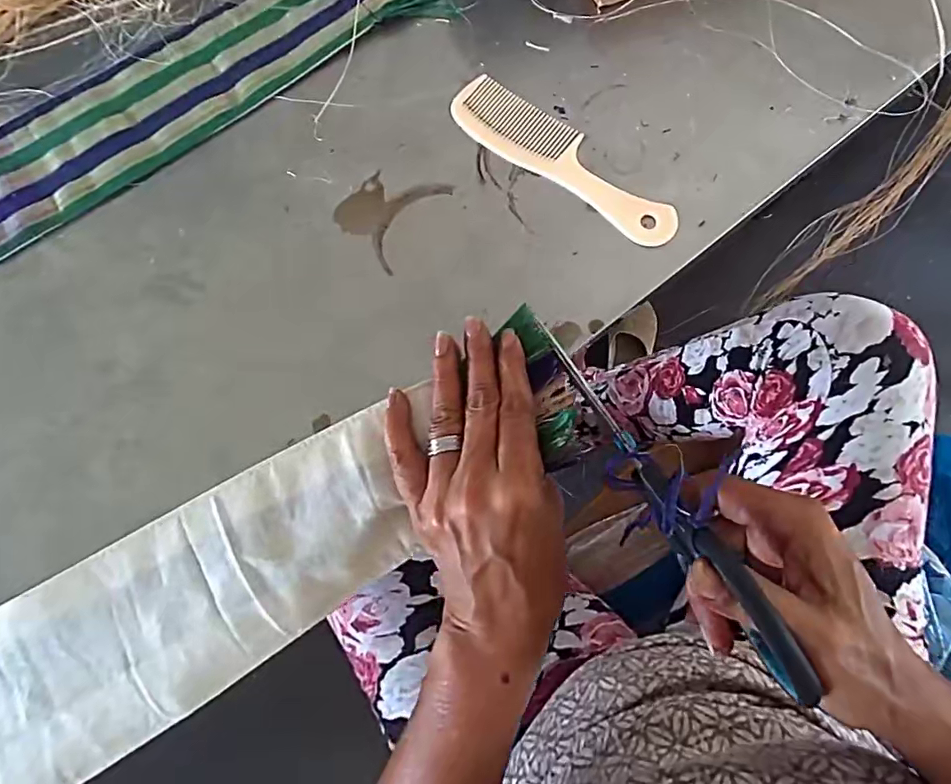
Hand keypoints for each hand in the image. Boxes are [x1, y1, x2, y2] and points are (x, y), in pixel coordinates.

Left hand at [384, 318, 565, 671]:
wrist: (494, 622)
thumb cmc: (536, 574)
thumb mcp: (553, 515)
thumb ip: (533, 464)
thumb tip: (516, 421)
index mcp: (520, 489)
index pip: (514, 414)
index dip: (511, 372)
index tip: (507, 341)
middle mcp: (478, 486)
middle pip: (479, 409)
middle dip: (479, 362)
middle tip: (476, 327)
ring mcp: (443, 495)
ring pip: (445, 424)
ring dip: (445, 378)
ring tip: (443, 342)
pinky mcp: (420, 506)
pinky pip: (406, 460)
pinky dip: (398, 426)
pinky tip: (397, 394)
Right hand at [683, 477, 934, 734]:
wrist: (899, 703)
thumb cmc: (864, 666)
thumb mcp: (803, 632)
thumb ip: (746, 597)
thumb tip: (698, 573)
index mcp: (798, 523)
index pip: (726, 491)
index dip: (689, 504)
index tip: (667, 532)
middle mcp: (785, 527)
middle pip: (714, 529)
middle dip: (704, 573)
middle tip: (705, 616)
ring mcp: (778, 549)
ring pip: (717, 555)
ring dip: (711, 595)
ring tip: (720, 636)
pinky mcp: (773, 572)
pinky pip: (731, 574)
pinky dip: (723, 603)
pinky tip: (729, 634)